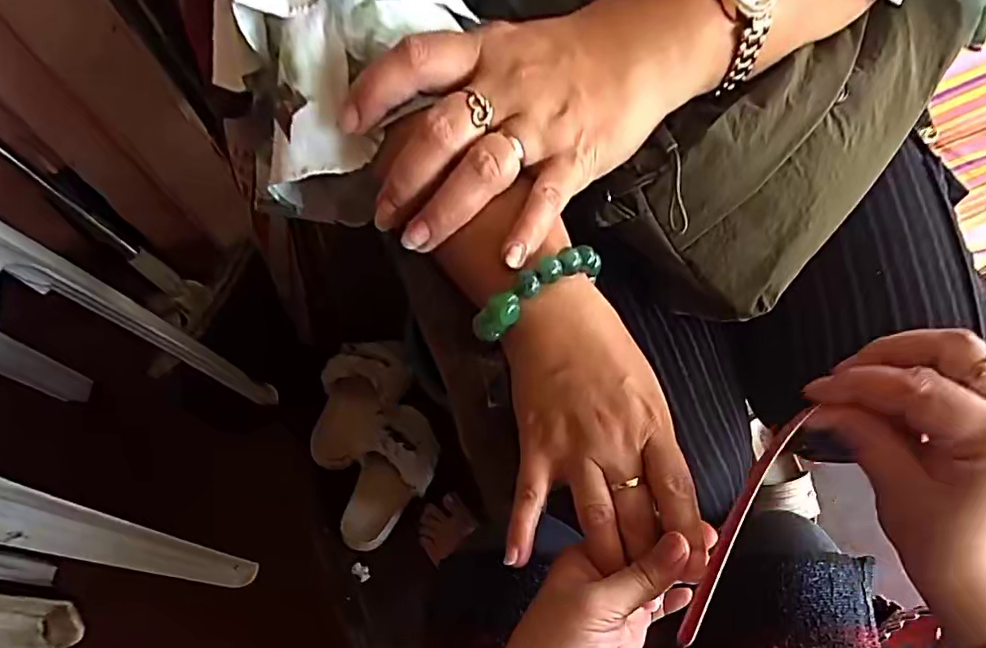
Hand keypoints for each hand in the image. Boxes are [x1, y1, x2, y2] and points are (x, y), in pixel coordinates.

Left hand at [342, 13, 681, 266]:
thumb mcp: (505, 51)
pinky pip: (546, 198)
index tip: (350, 124)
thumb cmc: (561, 61)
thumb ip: (462, 82)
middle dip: (406, 177)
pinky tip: (507, 258)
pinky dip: (525, 230)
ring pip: (485, 169)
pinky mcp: (575, 157)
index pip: (418, 60)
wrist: (635, 51)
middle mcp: (507, 87)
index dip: (379, 90)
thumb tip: (410, 122)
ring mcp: (541, 124)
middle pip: (444, 130)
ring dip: (447, 209)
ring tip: (418, 242)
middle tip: (383, 216)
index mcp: (484, 55)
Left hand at [491, 529, 704, 647]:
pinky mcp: (630, 628)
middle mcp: (602, 575)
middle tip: (709, 545)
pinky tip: (694, 592)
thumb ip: (643, 575)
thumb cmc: (552, 647)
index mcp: (586, 556)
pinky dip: (678, 601)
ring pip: (658, 579)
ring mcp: (618, 602)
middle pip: (648, 552)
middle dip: (678, 548)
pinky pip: (661, 607)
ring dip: (682, 573)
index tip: (695, 526)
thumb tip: (681, 544)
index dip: (663, 528)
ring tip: (709, 563)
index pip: (630, 529)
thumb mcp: (599, 603)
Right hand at [503, 278, 706, 576]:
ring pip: (595, 518)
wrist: (556, 316)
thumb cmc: (607, 349)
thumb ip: (658, 440)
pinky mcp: (537, 450)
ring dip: (605, 557)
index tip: (697, 564)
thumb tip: (666, 487)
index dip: (689, 534)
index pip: (677, 493)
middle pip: (638, 515)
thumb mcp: (650, 390)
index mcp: (654, 428)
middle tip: (654, 591)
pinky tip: (517, 560)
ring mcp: (575, 450)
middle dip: (650, 558)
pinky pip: (530, 498)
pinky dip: (521, 530)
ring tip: (610, 590)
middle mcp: (618, 446)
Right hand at [800, 330, 985, 603]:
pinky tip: (885, 392)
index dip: (860, 383)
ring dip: (903, 358)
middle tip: (842, 374)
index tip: (819, 389)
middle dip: (889, 353)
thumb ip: (863, 434)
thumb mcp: (894, 486)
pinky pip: (961, 373)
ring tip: (858, 380)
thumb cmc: (937, 539)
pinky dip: (918, 374)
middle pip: (953, 349)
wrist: (970, 564)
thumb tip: (825, 406)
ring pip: (959, 354)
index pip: (919, 387)